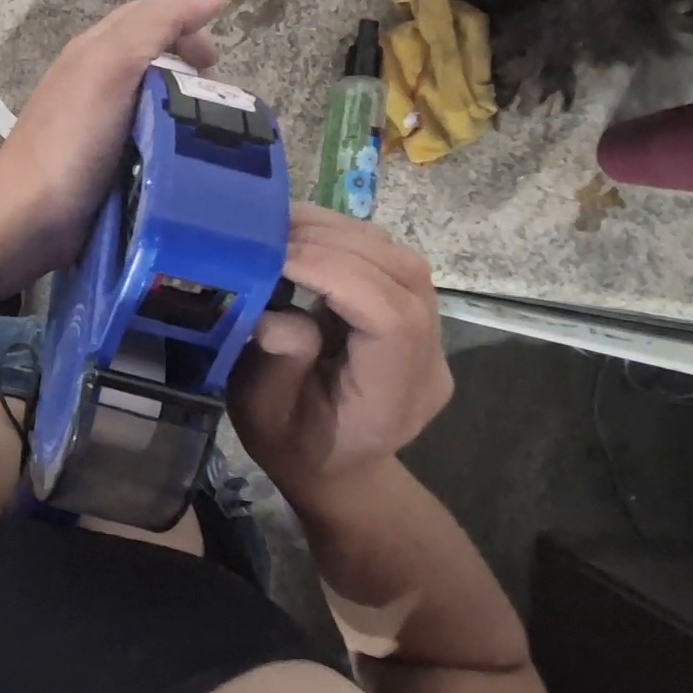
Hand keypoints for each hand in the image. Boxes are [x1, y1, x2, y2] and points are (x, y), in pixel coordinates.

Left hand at [0, 0, 223, 297]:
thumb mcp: (110, 67)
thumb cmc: (70, 141)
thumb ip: (155, 25)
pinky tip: (183, 150)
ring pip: (150, 92)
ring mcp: (95, 122)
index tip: (219, 58)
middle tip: (216, 87)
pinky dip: (171, 133)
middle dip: (189, 57)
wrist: (27, 219)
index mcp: (94, 50)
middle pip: (150, 51)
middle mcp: (93, 78)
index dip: (189, 21)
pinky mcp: (102, 161)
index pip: (150, 15)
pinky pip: (146, 133)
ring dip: (184, 98)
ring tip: (208, 120)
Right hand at [228, 204, 452, 502]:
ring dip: (339, 232)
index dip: (335, 274)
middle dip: (333, 243)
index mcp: (393, 396)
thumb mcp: (263, 418)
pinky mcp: (413, 314)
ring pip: (401, 259)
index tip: (273, 256)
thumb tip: (277, 311)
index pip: (390, 319)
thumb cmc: (291, 445)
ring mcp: (430, 334)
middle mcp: (427, 360)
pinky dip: (343, 237)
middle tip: (267, 232)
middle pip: (403, 277)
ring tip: (279, 227)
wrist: (334, 465)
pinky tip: (301, 236)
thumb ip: (277, 365)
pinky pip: (388, 260)